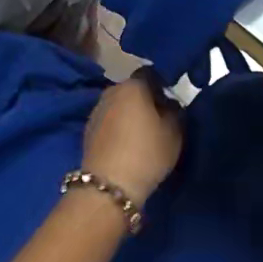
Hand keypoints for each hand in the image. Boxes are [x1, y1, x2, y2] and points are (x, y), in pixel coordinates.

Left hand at [81, 69, 182, 204]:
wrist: (108, 187)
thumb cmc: (146, 153)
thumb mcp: (174, 133)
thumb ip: (175, 112)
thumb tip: (170, 103)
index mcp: (133, 85)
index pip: (150, 74)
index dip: (162, 85)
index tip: (171, 101)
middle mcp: (111, 91)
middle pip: (132, 89)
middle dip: (145, 100)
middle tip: (159, 118)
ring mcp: (96, 110)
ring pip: (119, 106)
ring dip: (129, 114)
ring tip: (142, 134)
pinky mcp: (87, 130)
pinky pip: (109, 122)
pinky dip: (117, 128)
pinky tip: (126, 145)